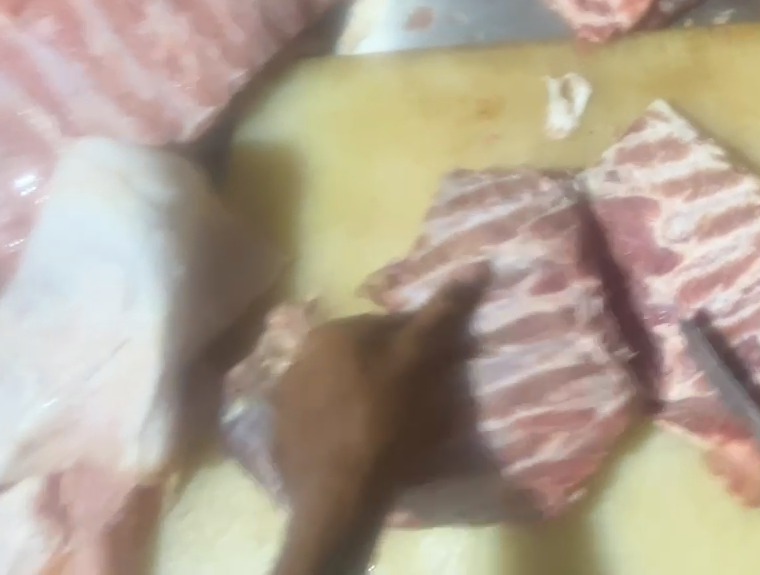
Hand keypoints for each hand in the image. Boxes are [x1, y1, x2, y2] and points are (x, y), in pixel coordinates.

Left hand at [270, 283, 474, 574]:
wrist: (341, 493)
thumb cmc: (385, 413)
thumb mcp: (421, 356)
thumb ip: (444, 310)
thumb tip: (477, 265)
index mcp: (330, 332)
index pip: (389, 324)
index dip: (421, 343)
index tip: (438, 365)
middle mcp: (298, 358)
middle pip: (365, 353)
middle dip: (392, 366)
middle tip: (420, 393)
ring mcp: (284, 400)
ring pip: (344, 383)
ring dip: (369, 391)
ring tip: (396, 420)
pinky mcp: (281, 437)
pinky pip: (325, 414)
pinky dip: (346, 419)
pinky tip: (366, 439)